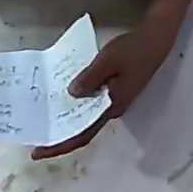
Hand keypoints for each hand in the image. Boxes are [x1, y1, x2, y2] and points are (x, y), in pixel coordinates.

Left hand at [30, 23, 173, 159]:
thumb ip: (89, 78)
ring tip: (46, 113)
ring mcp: (116, 99)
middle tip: (36, 131)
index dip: (60, 145)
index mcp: (111, 106)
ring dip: (68, 117)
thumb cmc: (133, 50)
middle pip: (83, 129)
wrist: (157, 40)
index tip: (37, 151)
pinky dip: (77, 103)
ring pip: (87, 116)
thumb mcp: (108, 60)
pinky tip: (67, 92)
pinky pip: (92, 103)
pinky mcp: (117, 89)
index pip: (82, 133)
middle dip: (60, 134)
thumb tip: (70, 94)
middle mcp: (113, 108)